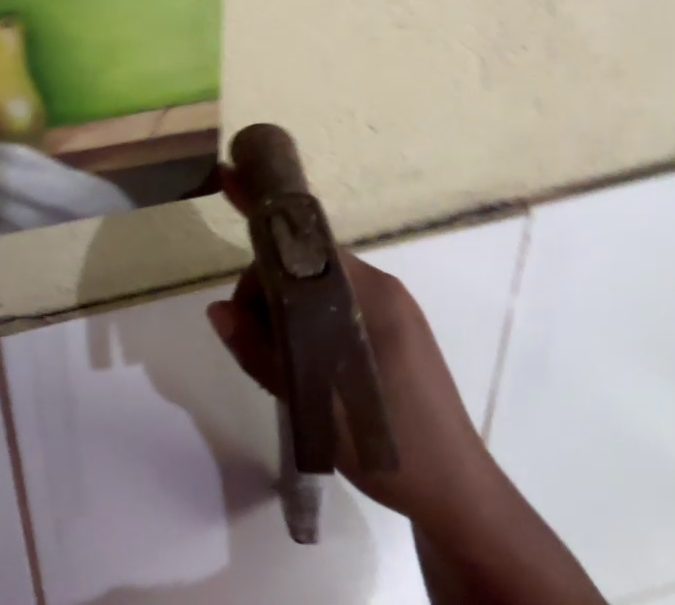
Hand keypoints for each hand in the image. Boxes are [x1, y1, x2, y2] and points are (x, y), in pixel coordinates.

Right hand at [204, 169, 497, 523]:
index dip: (264, 216)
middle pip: (303, 266)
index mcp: (369, 295)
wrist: (456, 495)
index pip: (305, 240)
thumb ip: (262, 352)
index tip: (229, 179)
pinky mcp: (393, 339)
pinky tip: (300, 370)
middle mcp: (381, 293)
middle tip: (250, 342)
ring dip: (284, 317)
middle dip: (265, 294)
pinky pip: (333, 312)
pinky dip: (305, 328)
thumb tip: (218, 311)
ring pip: (315, 292)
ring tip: (276, 367)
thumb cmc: (388, 446)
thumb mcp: (312, 402)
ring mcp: (390, 315)